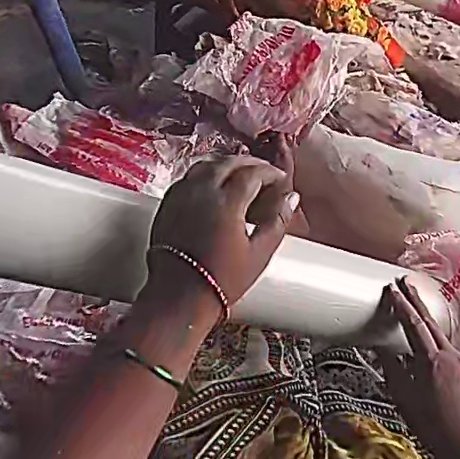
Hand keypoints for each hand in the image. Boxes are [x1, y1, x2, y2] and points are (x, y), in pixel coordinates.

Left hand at [146, 150, 299, 308]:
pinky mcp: (168, 202)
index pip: (252, 172)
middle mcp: (202, 190)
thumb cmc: (221, 279)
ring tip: (242, 177)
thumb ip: (277, 221)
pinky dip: (206, 174)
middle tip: (265, 175)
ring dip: (227, 165)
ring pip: (207, 165)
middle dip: (250, 165)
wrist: (179, 295)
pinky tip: (215, 186)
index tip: (280, 180)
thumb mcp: (258, 254)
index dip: (270, 172)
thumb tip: (291, 198)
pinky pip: (190, 177)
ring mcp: (182, 194)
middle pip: (229, 163)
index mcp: (227, 201)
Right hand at [381, 278, 459, 457]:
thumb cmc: (436, 429)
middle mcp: (454, 358)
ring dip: (432, 335)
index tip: (392, 289)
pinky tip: (442, 374)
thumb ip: (394, 370)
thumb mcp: (405, 401)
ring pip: (446, 344)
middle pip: (432, 324)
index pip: (413, 325)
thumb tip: (386, 351)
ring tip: (418, 333)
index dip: (401, 305)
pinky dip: (447, 360)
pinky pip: (459, 361)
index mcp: (432, 362)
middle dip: (417, 302)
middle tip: (407, 283)